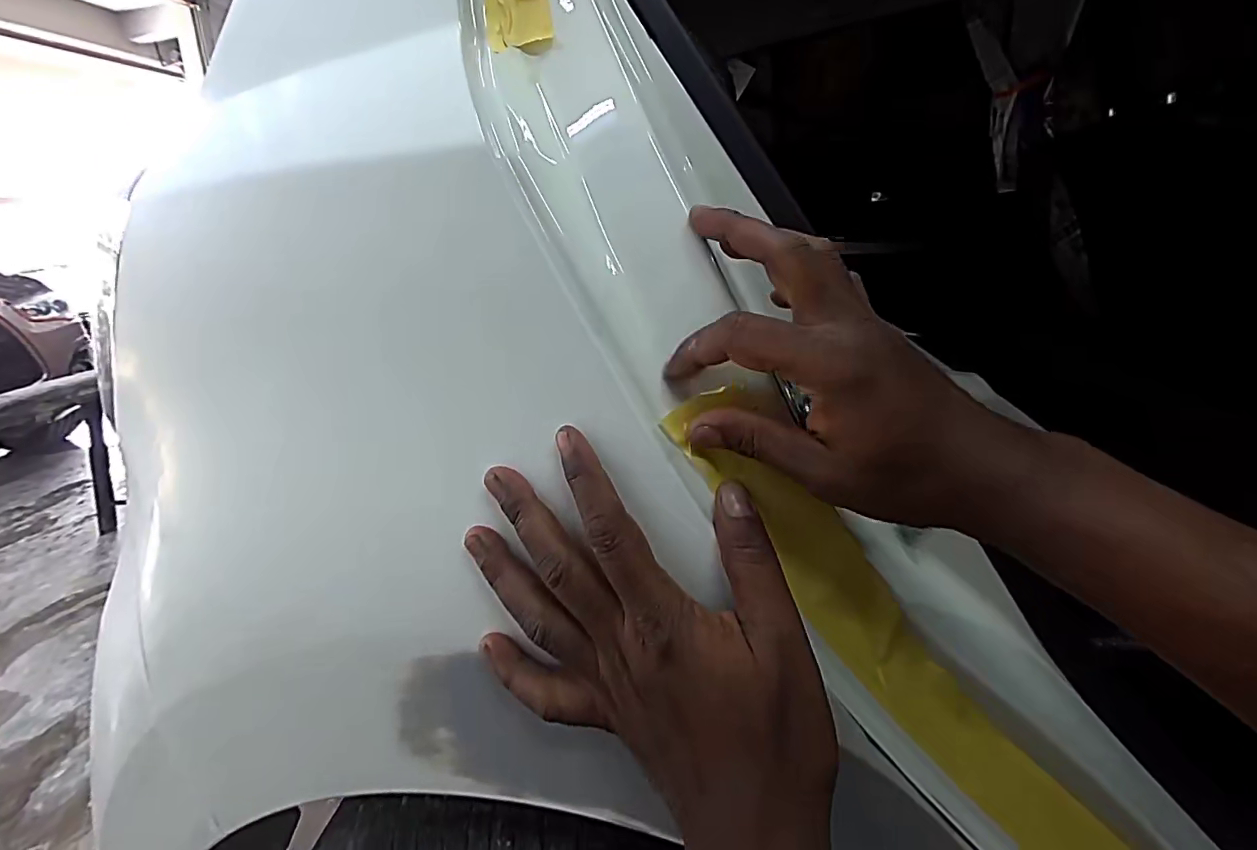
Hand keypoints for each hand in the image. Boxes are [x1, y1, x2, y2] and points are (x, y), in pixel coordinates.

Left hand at [466, 426, 835, 849]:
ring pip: (541, 619)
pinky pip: (546, 694)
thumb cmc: (775, 734)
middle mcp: (619, 645)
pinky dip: (513, 671)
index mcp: (659, 620)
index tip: (565, 445)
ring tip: (475, 539)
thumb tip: (730, 494)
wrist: (759, 830)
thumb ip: (752, 561)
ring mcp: (605, 684)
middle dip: (525, 517)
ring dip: (504, 576)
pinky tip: (488, 646)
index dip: (586, 482)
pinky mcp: (605, 716)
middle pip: (561, 568)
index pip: (611, 533)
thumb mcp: (782, 640)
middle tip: (496, 480)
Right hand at [663, 207, 1042, 531]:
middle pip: (792, 255)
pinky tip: (778, 290)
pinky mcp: (875, 328)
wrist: (982, 467)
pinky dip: (799, 267)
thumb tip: (698, 427)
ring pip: (817, 257)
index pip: (746, 335)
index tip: (679, 371)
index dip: (701, 348)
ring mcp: (866, 321)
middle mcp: (848, 327)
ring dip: (772, 239)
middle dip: (742, 231)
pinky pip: (833, 279)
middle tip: (701, 220)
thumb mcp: (824, 473)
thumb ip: (756, 440)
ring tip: (733, 237)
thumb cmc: (908, 476)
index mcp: (831, 362)